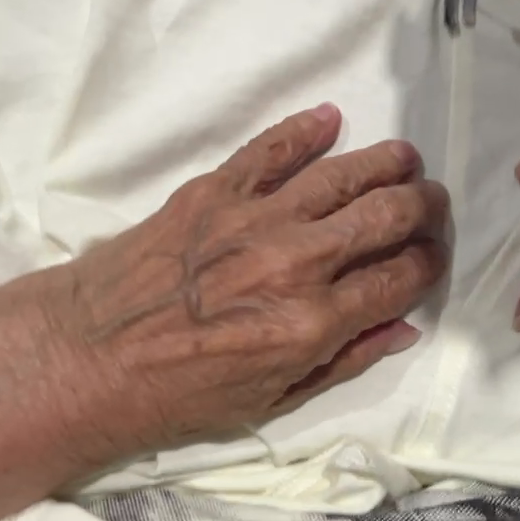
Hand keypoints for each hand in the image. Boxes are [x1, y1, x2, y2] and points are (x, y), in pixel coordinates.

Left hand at [9, 104, 448, 467]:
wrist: (87, 358)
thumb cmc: (181, 393)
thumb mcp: (273, 401)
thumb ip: (345, 360)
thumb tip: (405, 326)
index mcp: (311, 323)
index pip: (399, 278)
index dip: (428, 264)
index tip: (432, 258)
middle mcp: (294, 263)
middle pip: (384, 216)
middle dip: (424, 206)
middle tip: (432, 202)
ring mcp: (254, 219)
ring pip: (342, 174)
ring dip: (385, 161)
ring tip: (405, 158)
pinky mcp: (214, 190)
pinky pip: (271, 148)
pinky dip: (305, 129)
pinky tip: (332, 119)